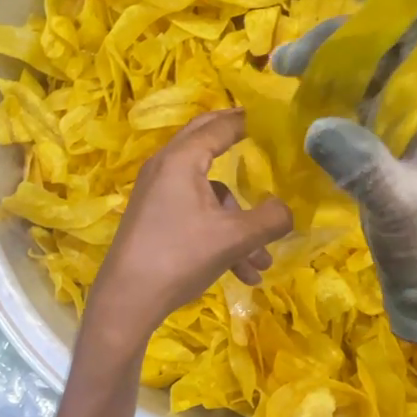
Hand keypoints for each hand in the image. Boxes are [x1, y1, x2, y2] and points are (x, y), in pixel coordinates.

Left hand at [86, 109, 292, 341]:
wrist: (127, 300)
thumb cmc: (179, 258)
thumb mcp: (233, 239)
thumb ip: (269, 220)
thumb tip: (288, 211)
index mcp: (181, 160)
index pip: (220, 126)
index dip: (249, 120)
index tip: (274, 116)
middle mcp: (165, 169)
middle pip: (207, 146)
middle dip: (239, 147)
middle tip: (266, 140)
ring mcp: (157, 197)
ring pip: (209, 197)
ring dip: (240, 225)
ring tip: (261, 262)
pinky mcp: (155, 222)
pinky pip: (196, 219)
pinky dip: (220, 240)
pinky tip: (242, 275)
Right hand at [270, 0, 416, 346]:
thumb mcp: (397, 205)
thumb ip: (364, 166)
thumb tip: (317, 125)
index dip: (396, 1)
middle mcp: (412, 107)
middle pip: (375, 51)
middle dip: (334, 42)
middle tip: (286, 61)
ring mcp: (389, 128)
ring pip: (355, 77)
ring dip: (320, 68)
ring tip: (280, 75)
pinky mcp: (370, 151)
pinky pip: (342, 109)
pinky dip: (317, 100)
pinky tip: (292, 108)